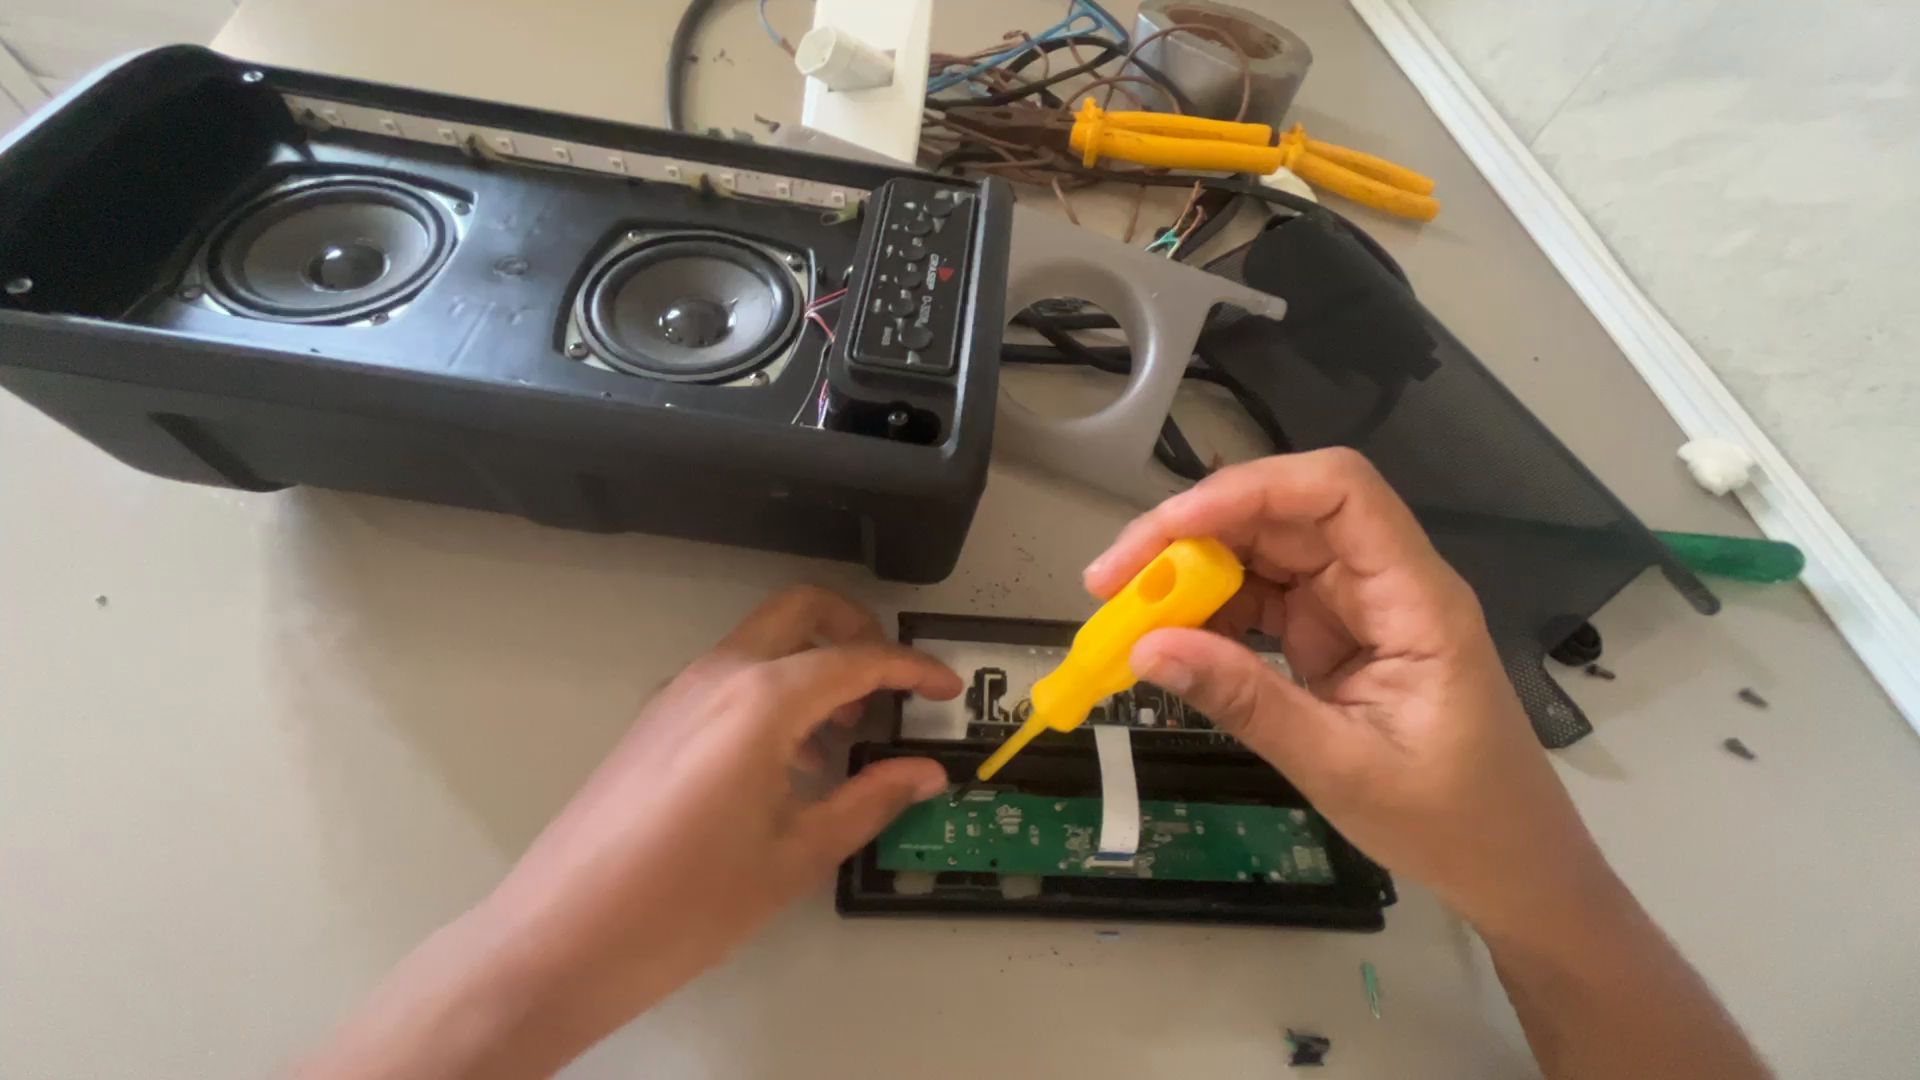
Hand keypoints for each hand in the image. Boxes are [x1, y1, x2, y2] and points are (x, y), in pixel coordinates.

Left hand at [297, 586, 959, 1079]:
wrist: (557, 941)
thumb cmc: (688, 903)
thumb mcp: (797, 855)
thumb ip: (870, 799)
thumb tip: (926, 771)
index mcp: (762, 700)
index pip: (858, 660)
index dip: (913, 669)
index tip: (946, 687)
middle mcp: (721, 673)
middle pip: (803, 609)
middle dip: (858, 629)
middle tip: (892, 683)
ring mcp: (682, 690)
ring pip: (767, 641)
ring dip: (816, 665)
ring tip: (846, 737)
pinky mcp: (659, 716)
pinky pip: (735, 676)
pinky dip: (778, 691)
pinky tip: (790, 762)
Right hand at [1084, 450, 1614, 934]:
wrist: (1509, 866)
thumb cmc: (1454, 822)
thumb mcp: (1343, 768)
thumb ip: (1246, 703)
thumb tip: (1145, 650)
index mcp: (1413, 596)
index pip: (1337, 492)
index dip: (1249, 490)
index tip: (1166, 531)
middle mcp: (1379, 578)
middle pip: (1279, 513)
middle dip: (1188, 532)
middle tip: (1111, 581)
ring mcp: (1350, 601)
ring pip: (1258, 548)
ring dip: (1186, 570)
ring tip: (1124, 611)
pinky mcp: (1325, 628)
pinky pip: (1254, 596)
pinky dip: (1204, 610)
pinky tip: (1166, 637)